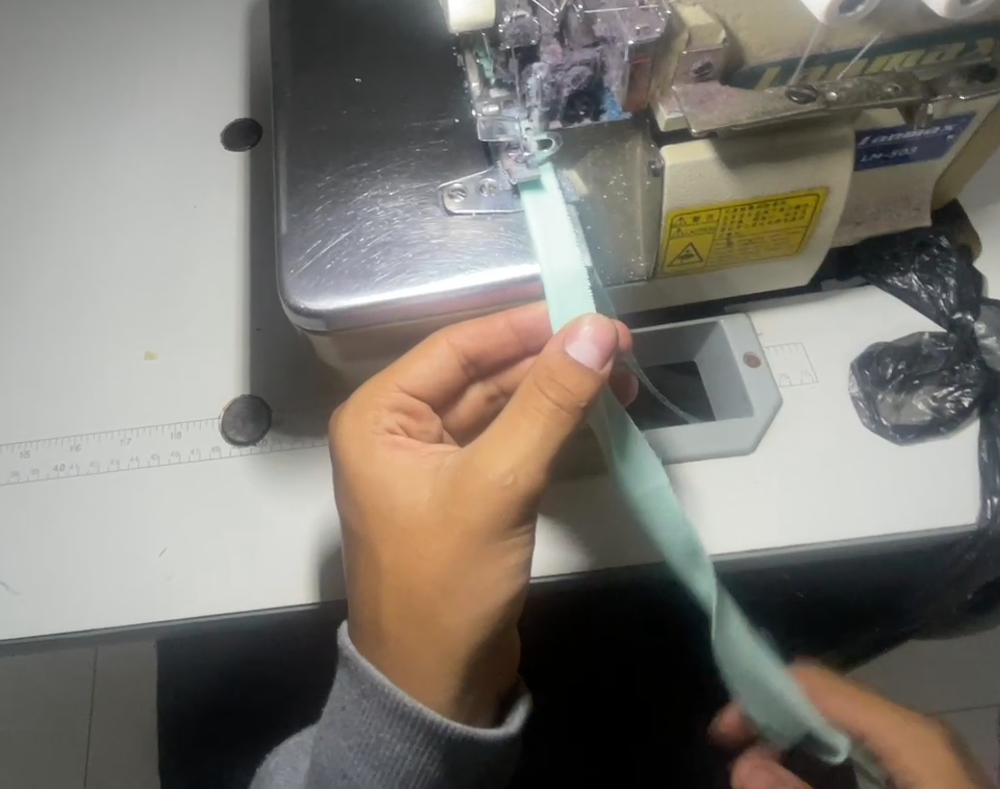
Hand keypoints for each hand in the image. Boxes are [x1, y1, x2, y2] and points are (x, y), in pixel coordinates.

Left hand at [329, 303, 634, 725]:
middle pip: (480, 372)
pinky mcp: (465, 487)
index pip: (456, 347)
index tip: (586, 311)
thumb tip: (595, 331)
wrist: (435, 688)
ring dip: (554, 390)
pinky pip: (507, 438)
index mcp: (380, 413)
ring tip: (619, 375)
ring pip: (499, 404)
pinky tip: (592, 411)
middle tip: (615, 344)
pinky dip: (548, 424)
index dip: (522, 326)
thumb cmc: (446, 583)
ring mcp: (433, 457)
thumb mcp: (497, 485)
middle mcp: (400, 425)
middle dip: (546, 359)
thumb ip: (547, 404)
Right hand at [710, 663, 992, 788]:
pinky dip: (828, 768)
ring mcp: (927, 759)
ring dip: (796, 752)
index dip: (757, 698)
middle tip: (740, 767)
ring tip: (768, 779)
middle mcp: (917, 734)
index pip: (813, 681)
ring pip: (840, 732)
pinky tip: (810, 787)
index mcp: (909, 735)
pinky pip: (864, 757)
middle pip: (823, 703)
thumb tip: (743, 766)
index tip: (721, 737)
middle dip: (773, 729)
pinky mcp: (931, 782)